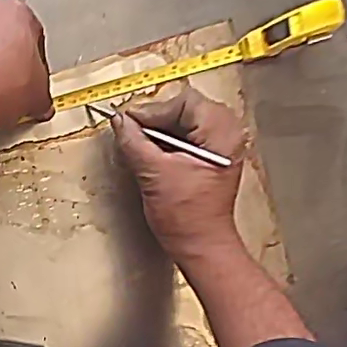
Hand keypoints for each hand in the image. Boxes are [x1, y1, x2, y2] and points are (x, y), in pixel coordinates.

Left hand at [0, 0, 53, 193]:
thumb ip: (42, 94)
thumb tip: (39, 103)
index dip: (37, 65)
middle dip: (10, 66)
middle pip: (4, 42)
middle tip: (16, 90)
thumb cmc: (1, 83)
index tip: (35, 82)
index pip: (35, 37)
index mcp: (16, 11)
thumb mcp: (38, 93)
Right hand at [111, 86, 247, 262]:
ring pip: (182, 122)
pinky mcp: (207, 158)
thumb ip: (134, 142)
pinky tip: (148, 153)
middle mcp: (226, 133)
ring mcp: (218, 145)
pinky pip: (183, 137)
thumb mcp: (153, 174)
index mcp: (221, 132)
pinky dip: (163, 142)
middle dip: (153, 119)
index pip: (183, 102)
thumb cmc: (187, 217)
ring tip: (136, 144)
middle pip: (184, 108)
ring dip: (157, 131)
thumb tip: (120, 122)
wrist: (199, 245)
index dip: (150, 111)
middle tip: (129, 130)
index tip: (126, 121)